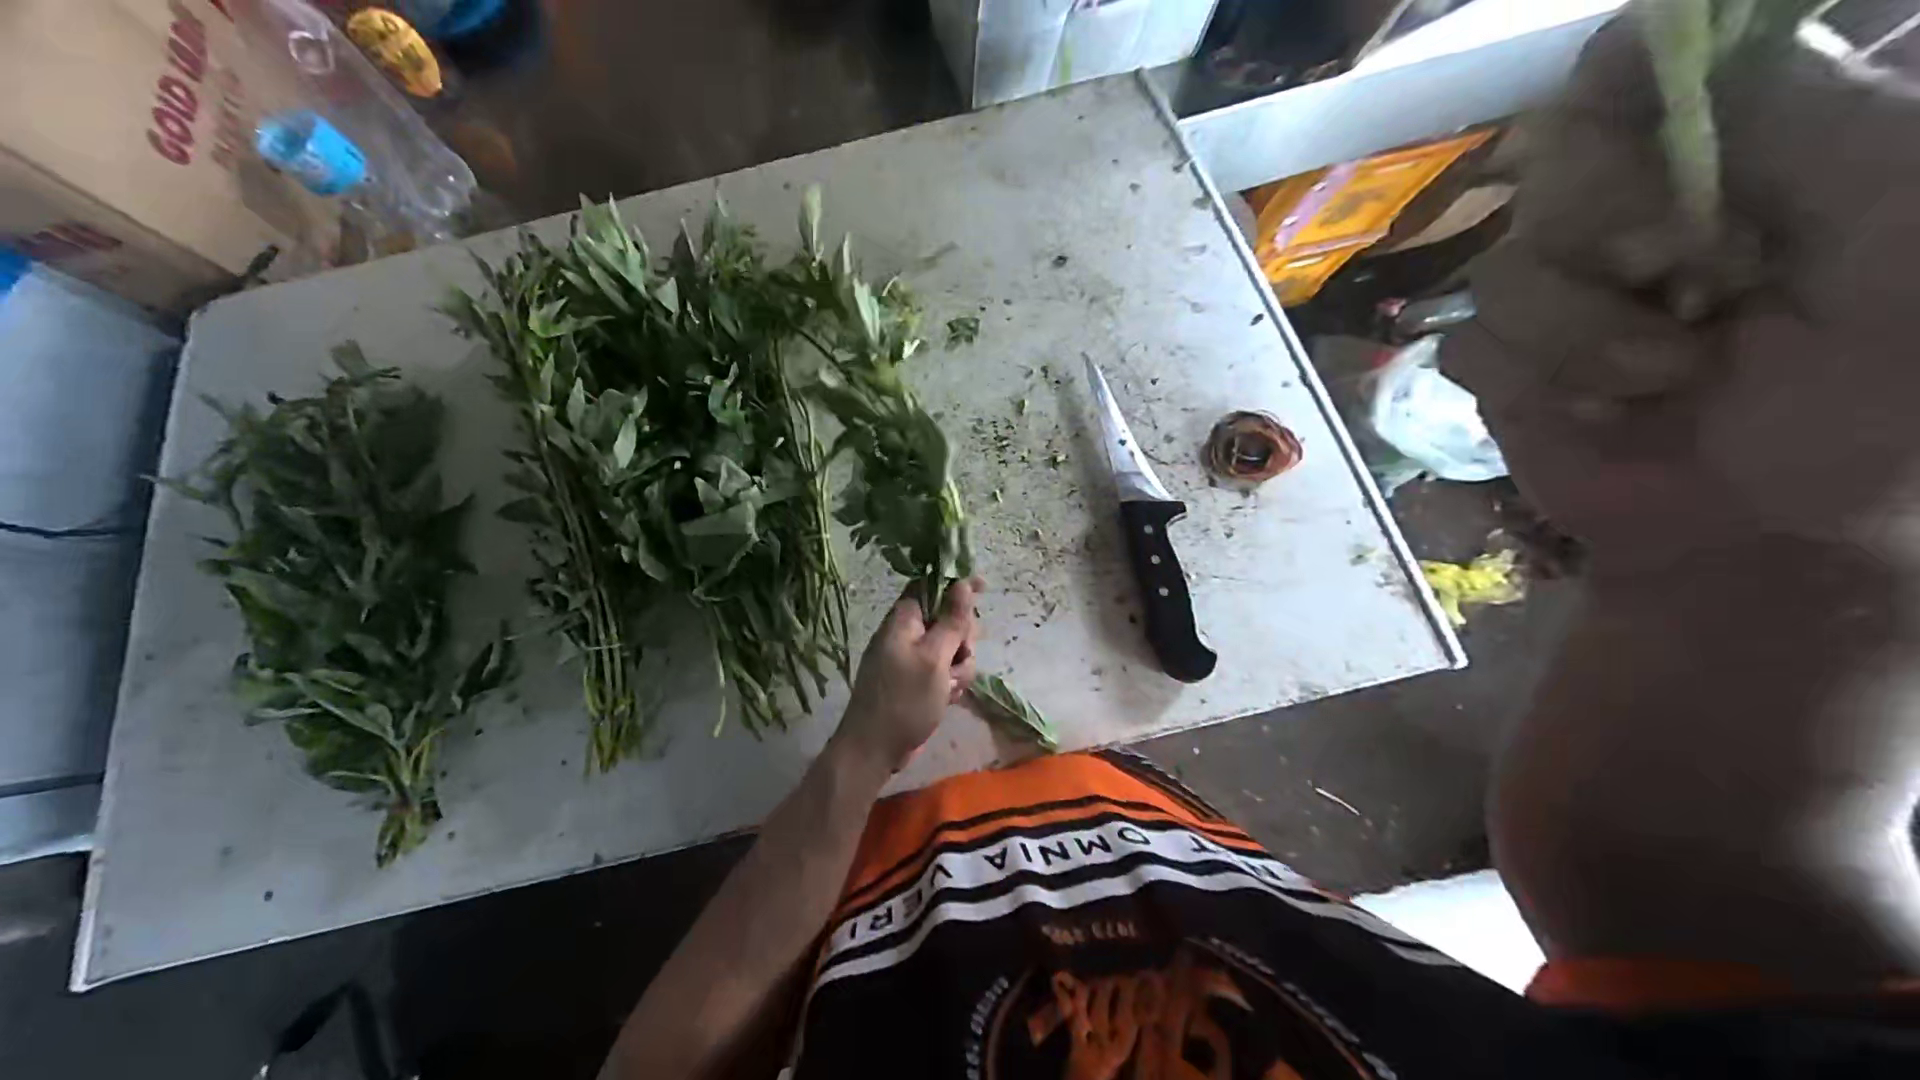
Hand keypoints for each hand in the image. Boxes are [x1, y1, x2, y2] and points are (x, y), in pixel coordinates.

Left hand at [832, 578, 981, 773]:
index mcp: (904, 619)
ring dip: (959, 665)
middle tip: (961, 655)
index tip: (983, 587)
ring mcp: (912, 659)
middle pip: (948, 618)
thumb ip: (952, 620)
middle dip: (963, 637)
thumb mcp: (935, 657)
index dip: (957, 585)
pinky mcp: (918, 681)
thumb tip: (962, 582)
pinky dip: (951, 682)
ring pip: (952, 648)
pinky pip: (945, 670)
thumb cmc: (904, 699)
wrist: (875, 749)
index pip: (932, 585)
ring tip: (950, 686)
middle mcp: (907, 634)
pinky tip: (947, 698)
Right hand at [1441, 21, 1919, 574]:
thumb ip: (1795, 115)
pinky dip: (1532, 381)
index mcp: (1743, 164)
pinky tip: (1593, 412)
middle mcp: (1639, 219)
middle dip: (1603, 218)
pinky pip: (1470, 346)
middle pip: (1549, 160)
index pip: (1644, 77)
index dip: (1620, 75)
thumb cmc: (1889, 387)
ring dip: (1580, 329)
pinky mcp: (1503, 370)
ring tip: (1661, 378)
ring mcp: (1558, 300)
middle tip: (1675, 268)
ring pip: (1501, 267)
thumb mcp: (1897, 219)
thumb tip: (1643, 30)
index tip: (1613, 87)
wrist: (1780, 534)